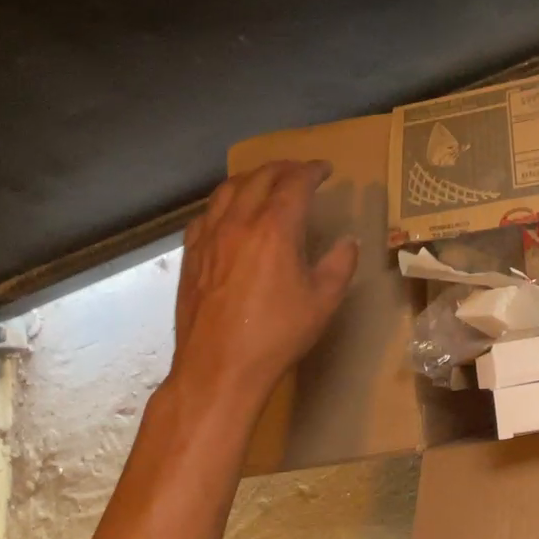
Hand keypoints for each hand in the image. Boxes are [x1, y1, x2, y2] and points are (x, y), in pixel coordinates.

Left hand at [171, 160, 359, 401]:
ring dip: (251, 179)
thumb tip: (348, 242)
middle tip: (300, 171)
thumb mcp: (323, 301)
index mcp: (275, 229)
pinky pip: (206, 215)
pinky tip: (231, 214)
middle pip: (259, 178)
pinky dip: (224, 203)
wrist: (219, 370)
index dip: (312, 171)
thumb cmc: (277, 335)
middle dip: (283, 168)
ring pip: (227, 190)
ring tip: (266, 182)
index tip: (325, 170)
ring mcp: (209, 238)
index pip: (295, 183)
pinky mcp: (191, 257)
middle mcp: (239, 223)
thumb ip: (340, 264)